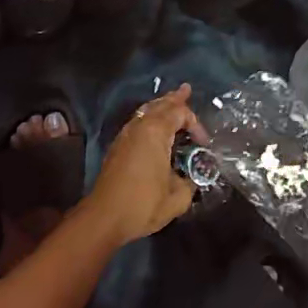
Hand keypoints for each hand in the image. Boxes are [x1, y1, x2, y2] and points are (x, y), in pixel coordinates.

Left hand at [85, 85, 207, 245]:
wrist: (104, 217)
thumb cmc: (142, 204)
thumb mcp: (177, 198)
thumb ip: (189, 182)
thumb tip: (190, 178)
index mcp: (156, 132)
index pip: (179, 112)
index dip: (195, 123)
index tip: (203, 144)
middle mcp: (139, 126)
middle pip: (160, 104)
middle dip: (175, 99)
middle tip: (186, 90)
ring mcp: (125, 135)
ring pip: (146, 111)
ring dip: (161, 106)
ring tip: (171, 101)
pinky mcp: (118, 147)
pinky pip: (138, 122)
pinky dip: (150, 118)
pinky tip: (154, 126)